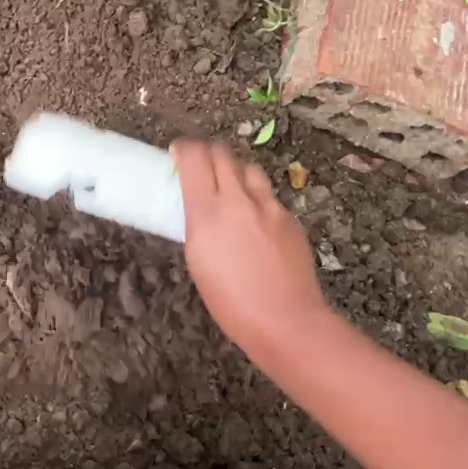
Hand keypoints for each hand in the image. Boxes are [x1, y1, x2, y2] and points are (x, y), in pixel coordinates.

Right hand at [172, 140, 328, 351]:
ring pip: (249, 168)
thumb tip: (200, 209)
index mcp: (208, 213)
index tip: (177, 152)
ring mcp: (269, 206)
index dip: (183, 148)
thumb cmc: (231, 303)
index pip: (194, 158)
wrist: (286, 320)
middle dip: (208, 153)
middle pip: (222, 153)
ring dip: (235, 170)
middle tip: (200, 165)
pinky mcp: (290, 217)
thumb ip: (199, 225)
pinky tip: (255, 218)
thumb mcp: (198, 261)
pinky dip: (256, 196)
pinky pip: (269, 194)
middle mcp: (239, 200)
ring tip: (230, 186)